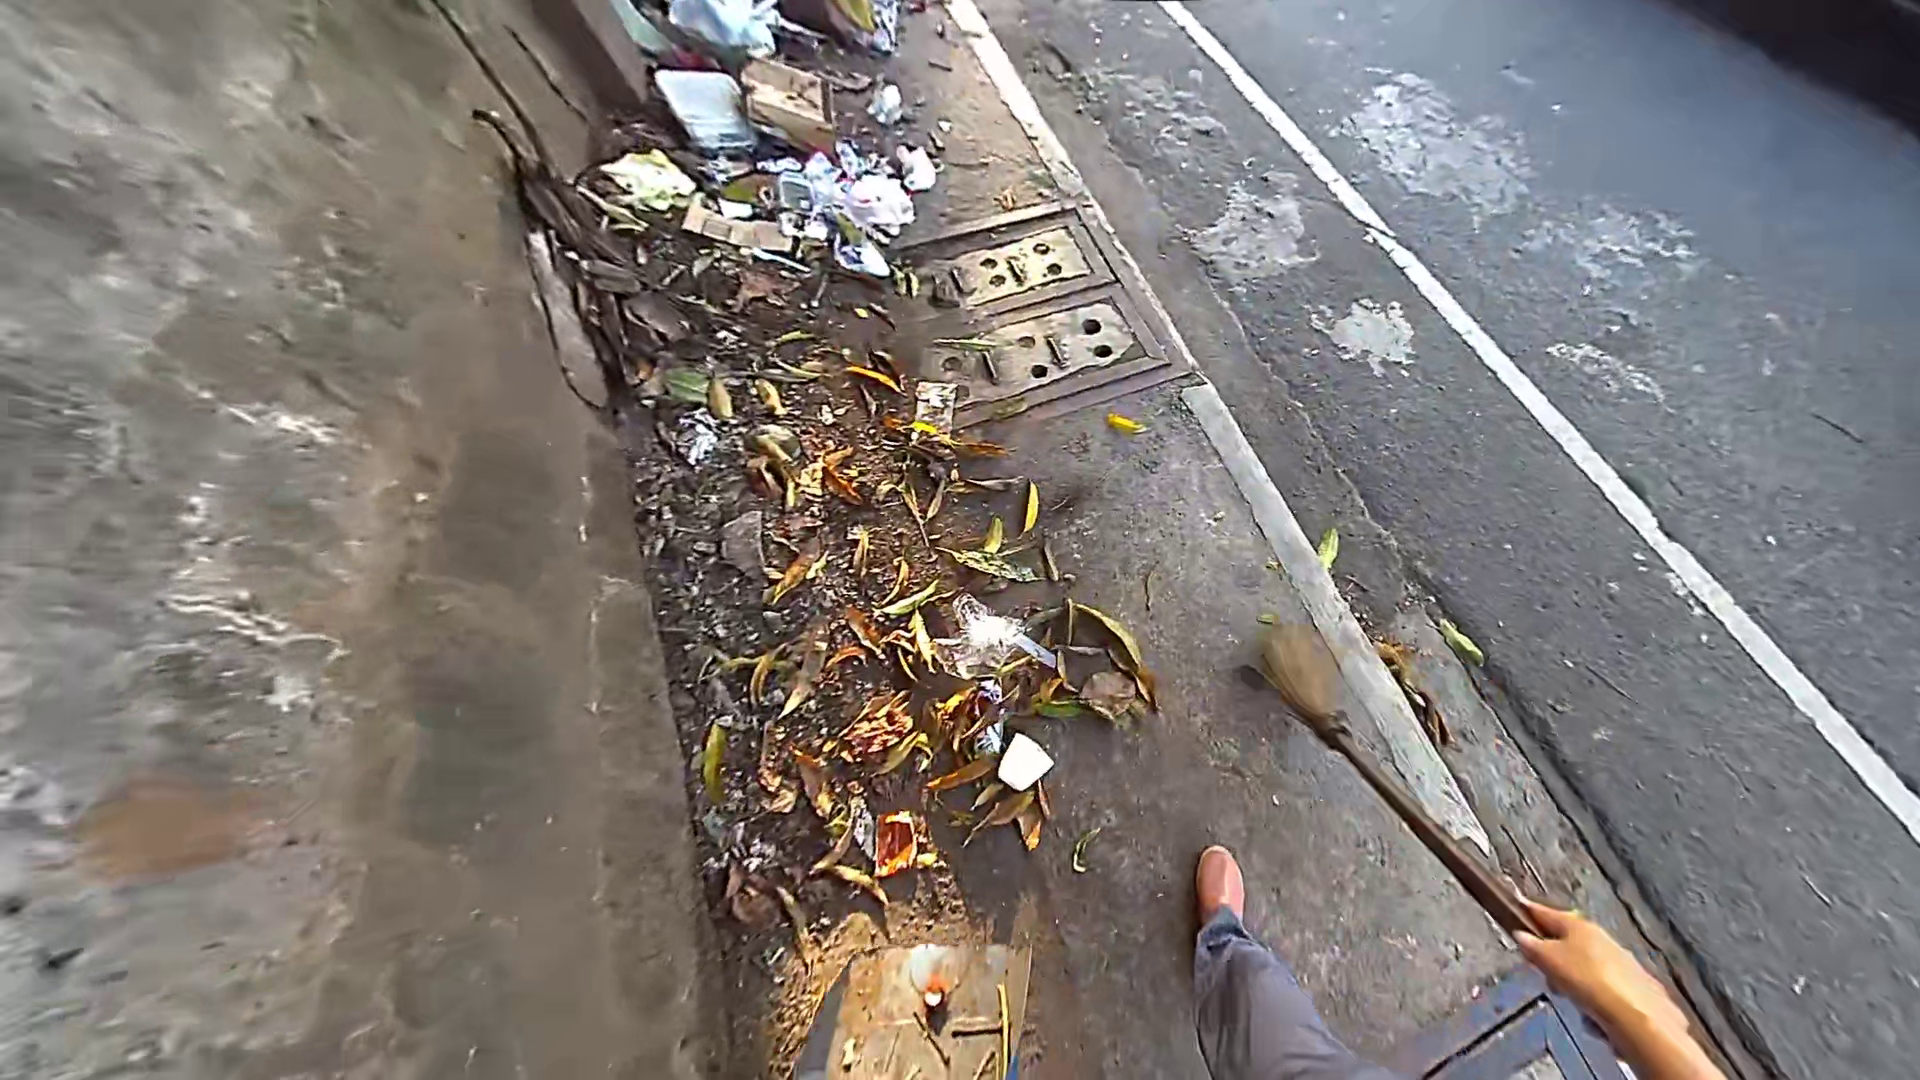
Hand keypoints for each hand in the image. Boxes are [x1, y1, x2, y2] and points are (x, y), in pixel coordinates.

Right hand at [1515, 900, 1724, 1079]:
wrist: (1642, 1024)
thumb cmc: (1585, 981)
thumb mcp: (1544, 959)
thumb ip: (1528, 944)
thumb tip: (1521, 936)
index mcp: (1579, 925)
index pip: (1541, 911)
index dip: (1524, 911)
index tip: (1512, 911)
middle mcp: (1606, 939)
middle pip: (1570, 942)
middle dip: (1556, 956)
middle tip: (1547, 974)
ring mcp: (1632, 966)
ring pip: (1594, 967)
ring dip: (1581, 979)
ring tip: (1576, 1000)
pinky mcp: (1650, 994)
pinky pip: (1616, 990)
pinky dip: (1605, 998)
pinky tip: (1601, 1014)